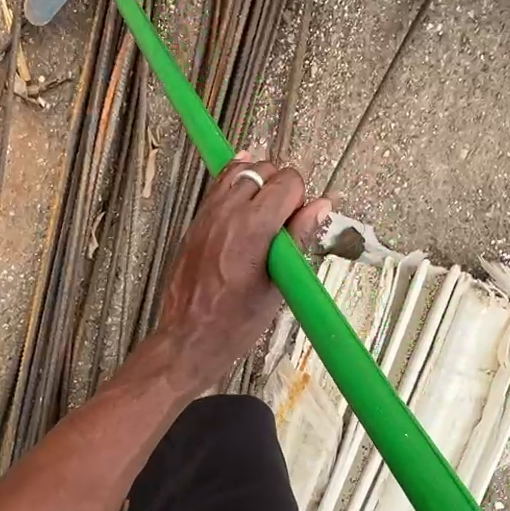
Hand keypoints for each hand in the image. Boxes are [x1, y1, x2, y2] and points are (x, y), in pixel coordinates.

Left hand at [150, 154, 331, 388]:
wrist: (189, 340)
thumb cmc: (232, 324)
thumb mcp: (277, 285)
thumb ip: (298, 239)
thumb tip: (320, 207)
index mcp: (252, 228)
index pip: (287, 181)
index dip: (299, 198)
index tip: (300, 221)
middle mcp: (226, 214)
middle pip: (264, 170)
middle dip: (280, 187)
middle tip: (285, 219)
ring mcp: (206, 217)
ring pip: (238, 172)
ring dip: (257, 183)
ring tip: (266, 212)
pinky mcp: (194, 225)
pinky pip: (217, 189)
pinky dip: (234, 185)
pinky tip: (245, 199)